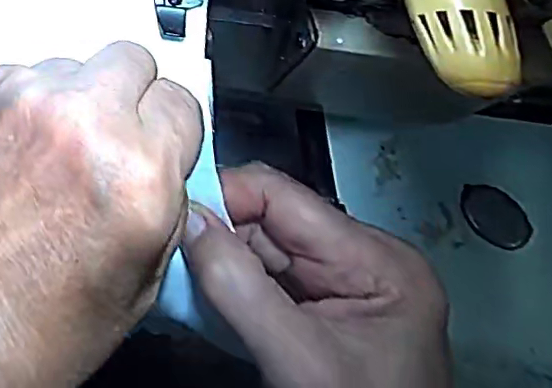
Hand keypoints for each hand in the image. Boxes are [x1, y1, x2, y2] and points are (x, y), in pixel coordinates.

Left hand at [0, 41, 204, 385]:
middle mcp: (81, 117)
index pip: (181, 101)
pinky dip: (20, 100)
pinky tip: (6, 148)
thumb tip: (163, 155)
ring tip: (45, 151)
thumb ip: (162, 200)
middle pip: (130, 57)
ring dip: (70, 97)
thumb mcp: (139, 283)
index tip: (154, 141)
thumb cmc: (33, 327)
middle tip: (107, 134)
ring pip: (71, 63)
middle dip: (127, 93)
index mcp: (137, 172)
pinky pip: (18, 72)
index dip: (169, 127)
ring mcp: (20, 92)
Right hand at [180, 163, 449, 387]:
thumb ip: (238, 284)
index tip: (175, 219)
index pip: (276, 192)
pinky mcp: (320, 304)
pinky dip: (228, 282)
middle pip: (262, 215)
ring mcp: (341, 281)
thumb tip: (187, 217)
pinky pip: (259, 272)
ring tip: (187, 283)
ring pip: (253, 242)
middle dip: (216, 235)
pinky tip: (208, 299)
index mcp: (377, 259)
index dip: (220, 196)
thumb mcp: (299, 360)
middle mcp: (361, 256)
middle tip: (176, 259)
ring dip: (217, 260)